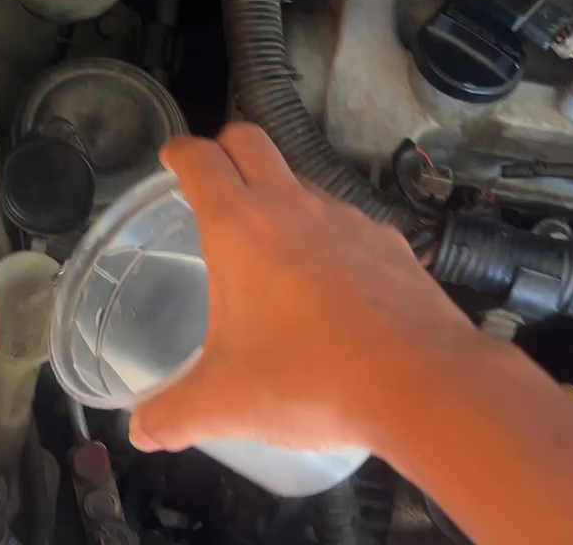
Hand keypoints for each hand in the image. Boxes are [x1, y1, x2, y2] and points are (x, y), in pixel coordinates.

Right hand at [129, 124, 486, 455]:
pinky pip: (343, 217)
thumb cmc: (312, 380)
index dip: (176, 152)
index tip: (169, 163)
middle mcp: (287, 204)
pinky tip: (331, 282)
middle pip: (247, 138)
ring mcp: (342, 217)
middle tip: (213, 183)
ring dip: (276, 192)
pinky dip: (326, 231)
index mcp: (237, 224)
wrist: (432, 390)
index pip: (196, 157)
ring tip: (271, 245)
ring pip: (297, 177)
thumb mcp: (228, 402)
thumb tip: (140, 433)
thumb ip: (174, 414)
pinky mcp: (386, 240)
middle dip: (224, 148)